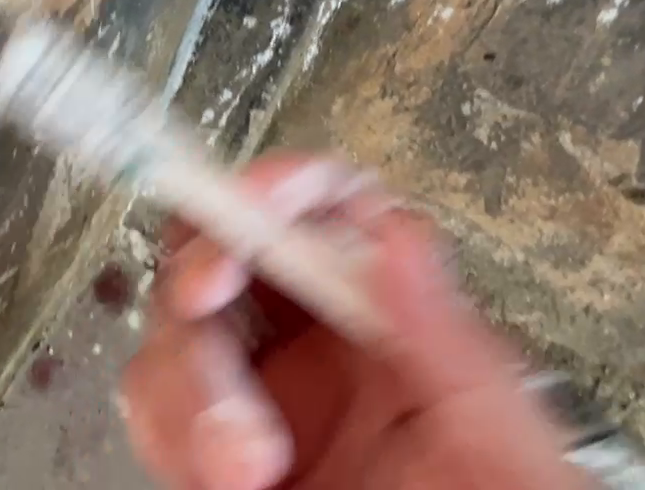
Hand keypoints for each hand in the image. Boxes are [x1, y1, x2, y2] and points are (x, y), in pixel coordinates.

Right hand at [121, 153, 581, 489]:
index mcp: (389, 318)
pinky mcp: (205, 435)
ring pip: (175, 318)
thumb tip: (397, 230)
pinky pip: (152, 396)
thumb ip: (450, 342)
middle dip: (208, 263)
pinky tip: (213, 473)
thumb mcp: (493, 450)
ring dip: (188, 378)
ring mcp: (256, 385)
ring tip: (244, 460)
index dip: (286, 183)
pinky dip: (167, 428)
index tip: (258, 198)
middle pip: (228, 243)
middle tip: (206, 295)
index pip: (330, 208)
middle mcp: (316, 338)